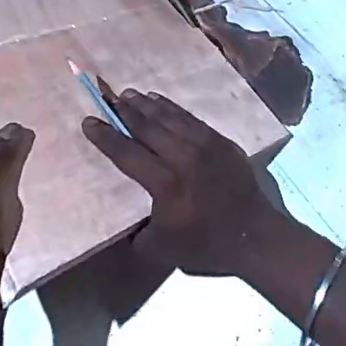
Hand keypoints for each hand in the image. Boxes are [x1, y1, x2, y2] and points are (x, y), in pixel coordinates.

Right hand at [81, 90, 283, 277]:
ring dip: (146, 105)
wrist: (256, 237)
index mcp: (165, 185)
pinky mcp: (220, 141)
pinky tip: (160, 102)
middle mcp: (183, 158)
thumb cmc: (207, 246)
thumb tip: (125, 226)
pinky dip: (172, 108)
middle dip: (124, 112)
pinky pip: (190, 118)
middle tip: (108, 98)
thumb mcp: (163, 250)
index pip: (127, 154)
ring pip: (169, 118)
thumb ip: (138, 236)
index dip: (106, 137)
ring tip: (129, 95)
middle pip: (147, 127)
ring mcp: (204, 146)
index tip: (89, 122)